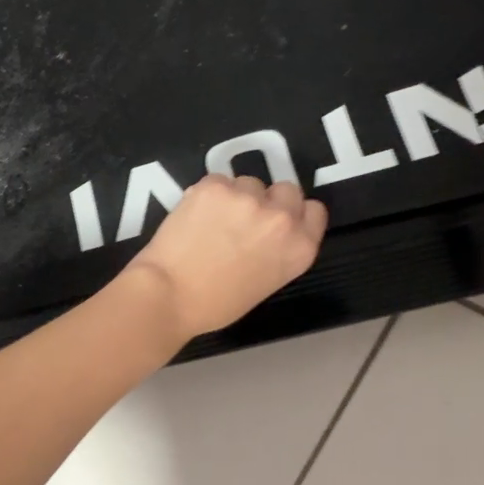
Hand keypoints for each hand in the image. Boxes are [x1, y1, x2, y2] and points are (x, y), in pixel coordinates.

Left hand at [123, 174, 326, 337]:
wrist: (170, 294)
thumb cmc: (215, 303)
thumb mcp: (265, 283)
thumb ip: (277, 252)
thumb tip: (265, 235)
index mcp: (300, 248)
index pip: (314, 211)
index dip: (293, 214)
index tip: (275, 223)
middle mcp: (281, 218)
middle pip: (287, 189)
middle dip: (268, 201)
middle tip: (243, 220)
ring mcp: (248, 198)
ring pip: (249, 182)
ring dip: (235, 196)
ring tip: (212, 222)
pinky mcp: (215, 186)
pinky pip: (218, 180)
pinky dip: (208, 195)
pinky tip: (194, 216)